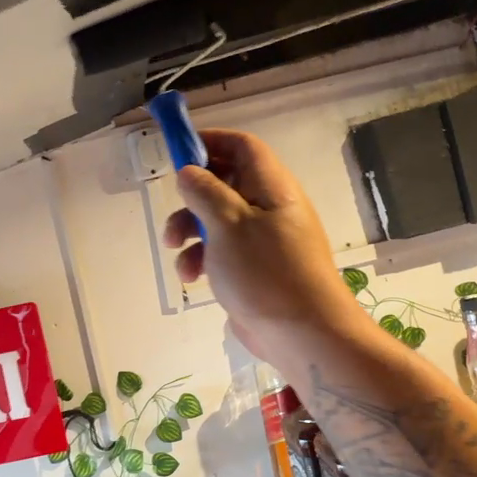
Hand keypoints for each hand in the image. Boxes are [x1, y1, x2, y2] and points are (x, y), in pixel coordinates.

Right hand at [162, 129, 366, 366]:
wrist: (304, 336)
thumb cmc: (266, 272)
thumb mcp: (228, 224)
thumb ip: (204, 192)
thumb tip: (189, 172)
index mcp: (273, 187)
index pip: (242, 146)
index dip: (210, 141)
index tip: (177, 150)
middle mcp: (271, 207)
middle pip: (225, 183)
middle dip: (192, 195)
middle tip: (172, 206)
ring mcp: (264, 240)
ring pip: (217, 220)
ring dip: (190, 230)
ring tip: (173, 249)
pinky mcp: (255, 269)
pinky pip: (222, 251)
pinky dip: (203, 258)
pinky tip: (192, 276)